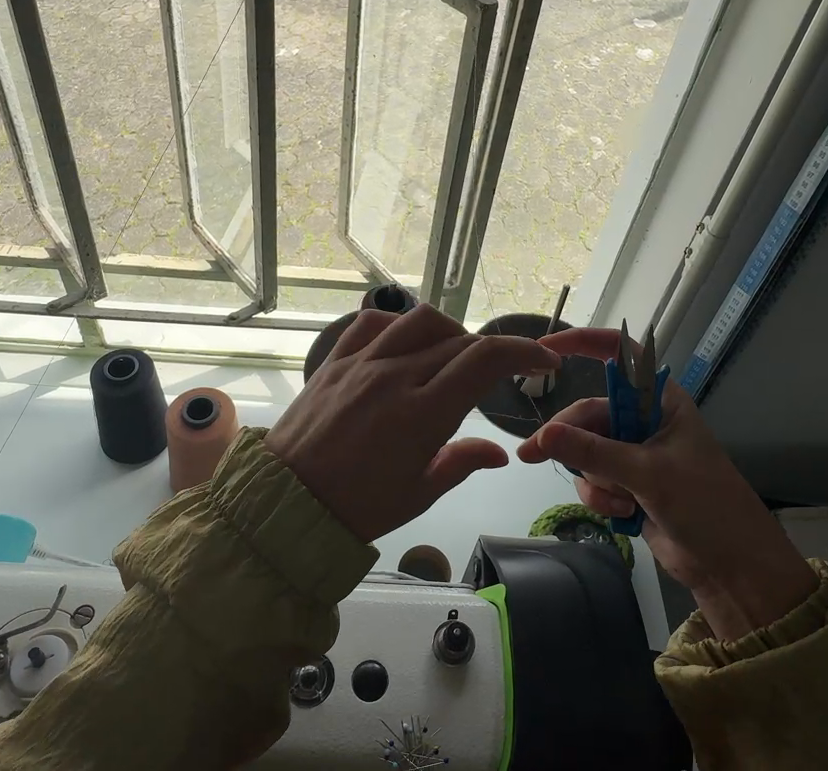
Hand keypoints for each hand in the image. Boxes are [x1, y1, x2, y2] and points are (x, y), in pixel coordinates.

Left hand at [268, 305, 558, 543]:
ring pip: (419, 319)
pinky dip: (397, 323)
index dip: (523, 351)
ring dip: (448, 330)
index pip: (486, 360)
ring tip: (452, 355)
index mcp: (424, 413)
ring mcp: (362, 362)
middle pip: (459, 340)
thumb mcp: (418, 494)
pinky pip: (372, 322)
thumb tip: (499, 453)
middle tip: (495, 376)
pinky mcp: (335, 359)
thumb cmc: (358, 507)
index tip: (543, 360)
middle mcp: (396, 375)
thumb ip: (462, 463)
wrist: (285, 503)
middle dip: (489, 352)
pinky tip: (404, 343)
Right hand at [519, 327, 819, 640]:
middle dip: (567, 438)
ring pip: (585, 450)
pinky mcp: (626, 484)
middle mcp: (644, 420)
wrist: (731, 565)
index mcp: (660, 400)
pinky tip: (622, 514)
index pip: (619, 355)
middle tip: (533, 455)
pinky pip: (592, 479)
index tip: (545, 348)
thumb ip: (593, 453)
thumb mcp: (648, 474)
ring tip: (618, 502)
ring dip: (593, 479)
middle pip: (588, 413)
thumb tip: (542, 435)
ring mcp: (634, 453)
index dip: (583, 343)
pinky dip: (599, 497)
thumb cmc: (705, 505)